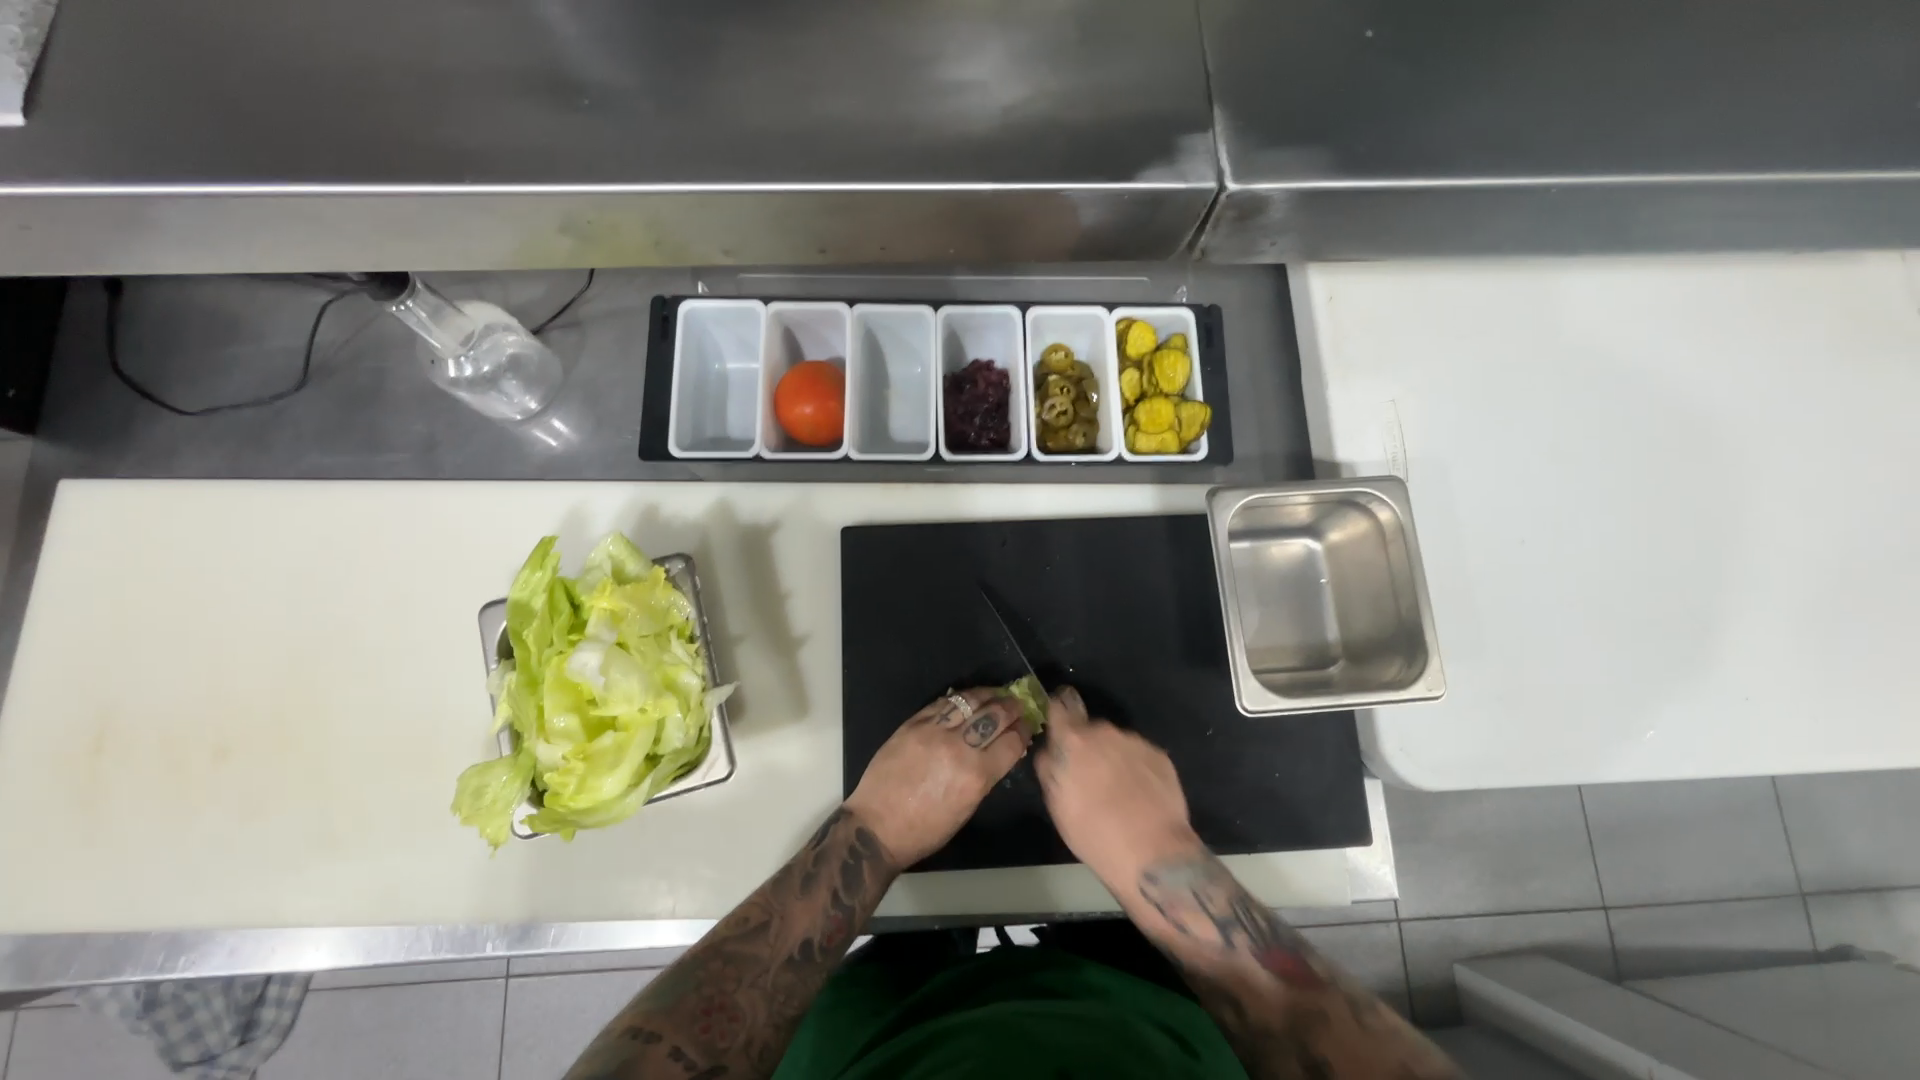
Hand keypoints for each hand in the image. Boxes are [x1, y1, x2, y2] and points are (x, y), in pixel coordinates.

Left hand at [844, 687, 1030, 867]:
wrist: (878, 826)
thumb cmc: (926, 829)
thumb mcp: (968, 808)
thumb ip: (987, 776)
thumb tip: (1003, 752)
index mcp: (977, 775)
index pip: (1012, 741)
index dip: (1024, 730)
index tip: (1028, 726)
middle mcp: (959, 747)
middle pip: (994, 715)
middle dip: (1011, 708)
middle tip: (1017, 705)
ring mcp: (933, 731)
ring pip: (969, 701)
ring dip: (988, 695)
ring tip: (997, 694)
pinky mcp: (913, 724)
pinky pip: (943, 703)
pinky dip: (960, 698)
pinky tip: (968, 699)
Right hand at [1035, 686, 1199, 886]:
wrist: (1152, 852)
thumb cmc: (1093, 833)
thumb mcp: (1056, 804)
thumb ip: (1049, 768)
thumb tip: (1051, 751)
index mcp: (1072, 741)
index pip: (1059, 705)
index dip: (1057, 712)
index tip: (1058, 723)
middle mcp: (1105, 732)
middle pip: (1090, 728)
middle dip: (1088, 746)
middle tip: (1090, 776)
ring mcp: (1135, 742)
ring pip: (1116, 742)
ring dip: (1113, 757)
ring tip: (1119, 791)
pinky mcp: (1160, 755)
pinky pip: (1139, 755)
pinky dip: (1136, 768)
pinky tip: (1140, 795)